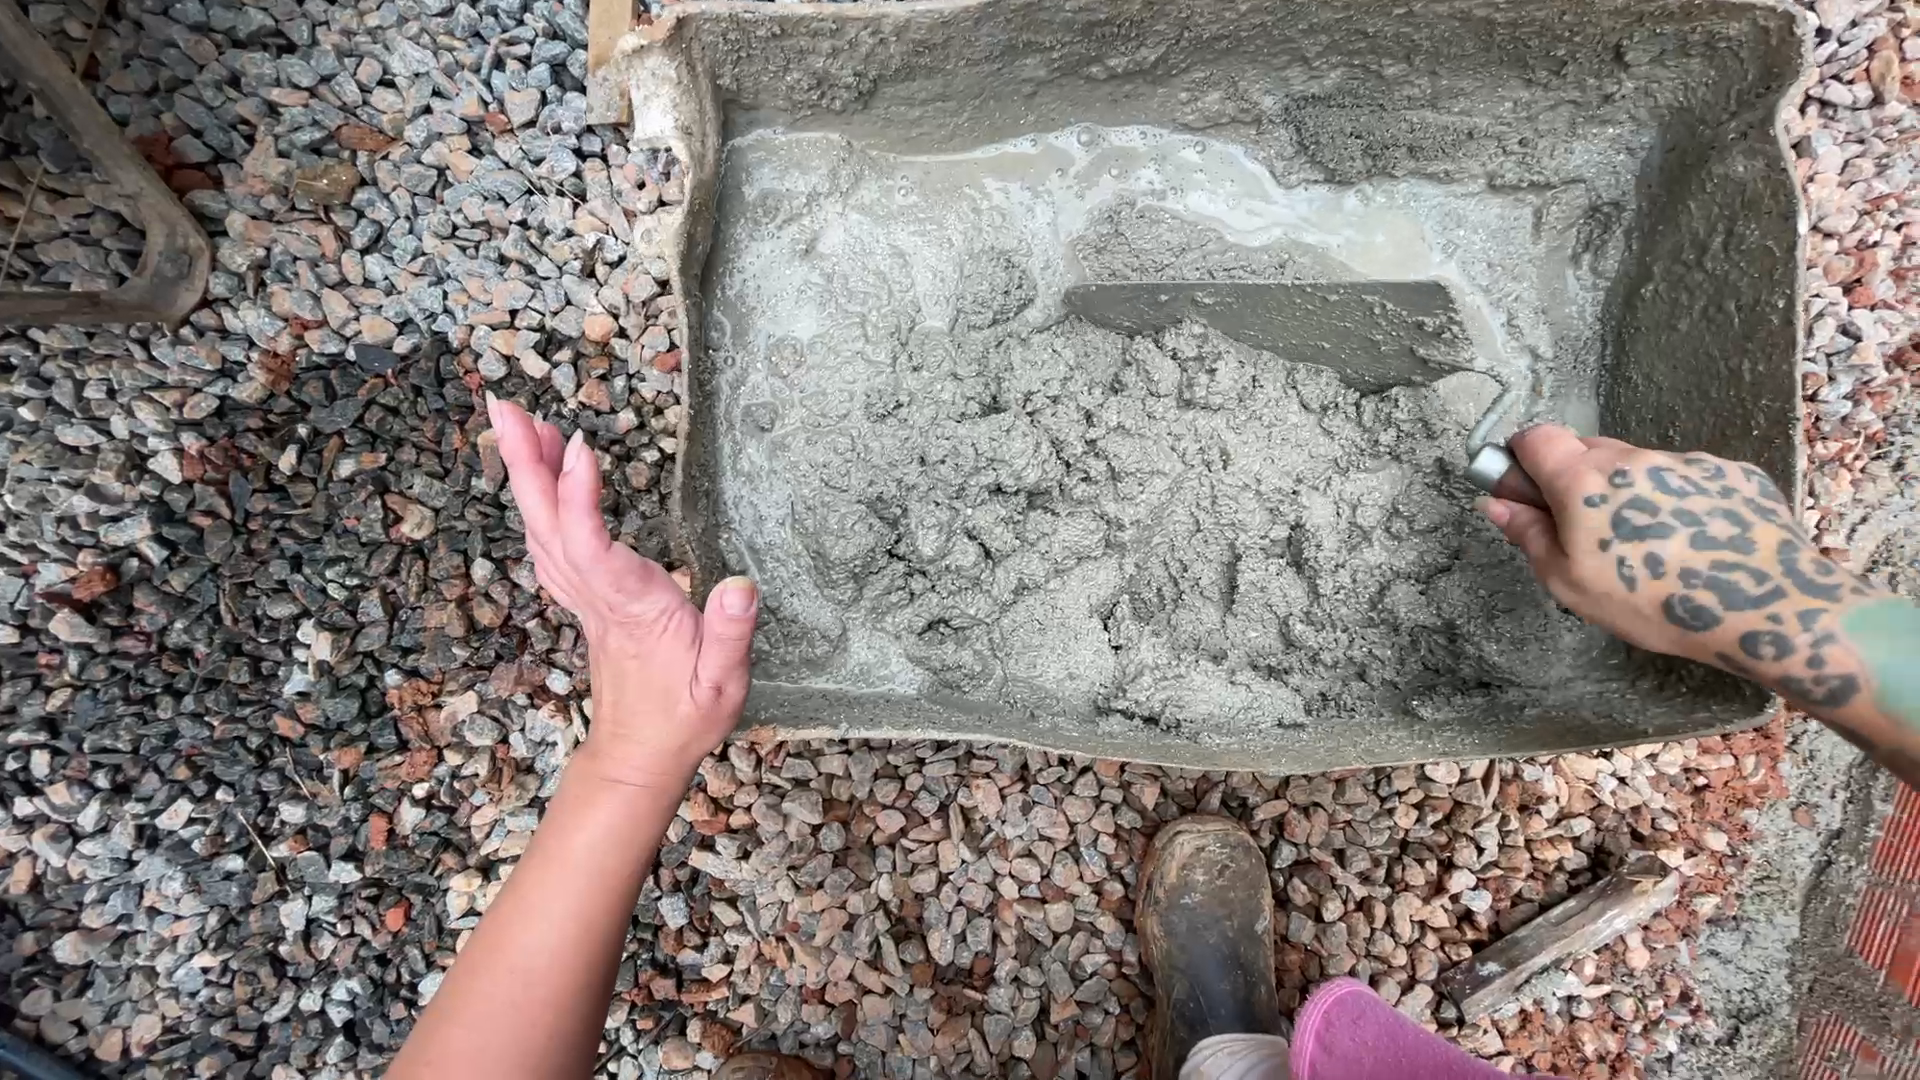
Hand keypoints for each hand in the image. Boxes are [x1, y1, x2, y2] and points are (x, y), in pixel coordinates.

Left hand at [487, 394, 758, 782]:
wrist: (642, 752)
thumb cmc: (684, 716)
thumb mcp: (723, 682)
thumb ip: (731, 633)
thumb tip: (741, 584)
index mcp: (633, 608)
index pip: (593, 547)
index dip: (579, 498)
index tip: (577, 446)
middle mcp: (598, 597)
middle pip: (548, 526)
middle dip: (524, 465)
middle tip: (504, 408)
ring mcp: (585, 599)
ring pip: (542, 532)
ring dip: (526, 478)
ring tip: (522, 426)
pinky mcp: (586, 601)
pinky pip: (549, 547)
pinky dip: (539, 507)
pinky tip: (540, 484)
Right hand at [1476, 425, 1870, 704]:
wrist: (1772, 612)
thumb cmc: (1648, 601)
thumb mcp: (1565, 579)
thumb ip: (1527, 533)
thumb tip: (1493, 502)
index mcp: (1584, 481)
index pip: (1536, 437)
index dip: (1519, 455)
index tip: (1521, 486)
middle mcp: (1635, 459)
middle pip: (1585, 448)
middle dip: (1569, 477)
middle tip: (1576, 525)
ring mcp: (1689, 464)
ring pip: (1635, 465)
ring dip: (1622, 489)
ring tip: (1641, 540)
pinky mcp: (1734, 475)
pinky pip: (1683, 477)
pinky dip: (1670, 498)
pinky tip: (1686, 539)